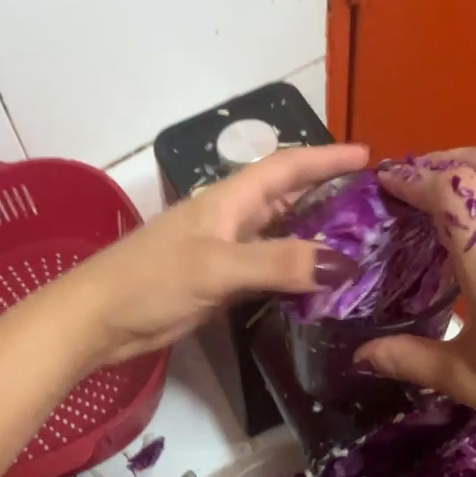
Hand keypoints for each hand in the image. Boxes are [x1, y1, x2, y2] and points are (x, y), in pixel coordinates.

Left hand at [52, 144, 370, 367]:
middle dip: (327, 199)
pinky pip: (264, 275)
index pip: (284, 168)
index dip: (323, 159)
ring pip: (277, 240)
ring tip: (360, 249)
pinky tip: (317, 289)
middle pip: (285, 201)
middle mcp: (227, 222)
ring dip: (312, 241)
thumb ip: (277, 262)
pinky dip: (291, 277)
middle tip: (376, 210)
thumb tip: (343, 263)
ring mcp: (220, 256)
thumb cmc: (150, 281)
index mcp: (226, 202)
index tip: (367, 156)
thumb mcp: (217, 267)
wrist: (99, 320)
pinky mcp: (214, 288)